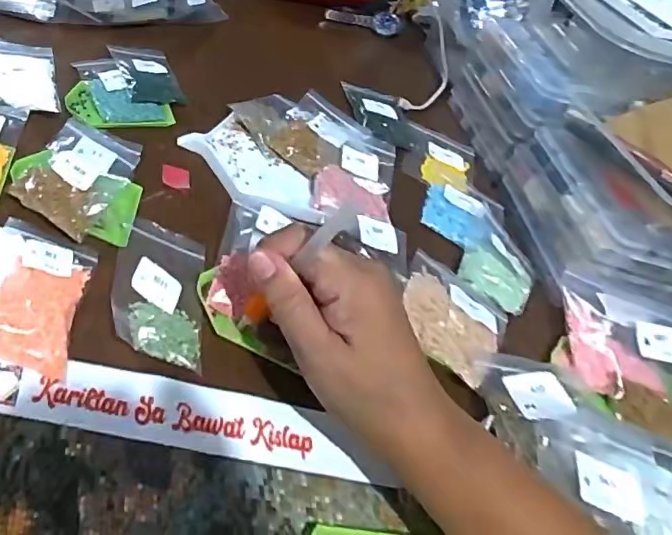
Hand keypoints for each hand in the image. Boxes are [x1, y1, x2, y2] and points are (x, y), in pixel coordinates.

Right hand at [249, 225, 453, 463]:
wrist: (421, 432)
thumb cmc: (365, 396)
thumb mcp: (315, 351)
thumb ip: (286, 299)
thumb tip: (255, 254)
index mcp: (352, 275)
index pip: (297, 239)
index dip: (268, 256)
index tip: (251, 290)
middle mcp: (364, 266)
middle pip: (306, 249)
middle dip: (277, 273)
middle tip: (260, 312)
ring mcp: (370, 281)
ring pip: (315, 264)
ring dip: (291, 286)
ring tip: (279, 323)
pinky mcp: (371, 296)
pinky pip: (329, 280)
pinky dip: (309, 295)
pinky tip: (304, 327)